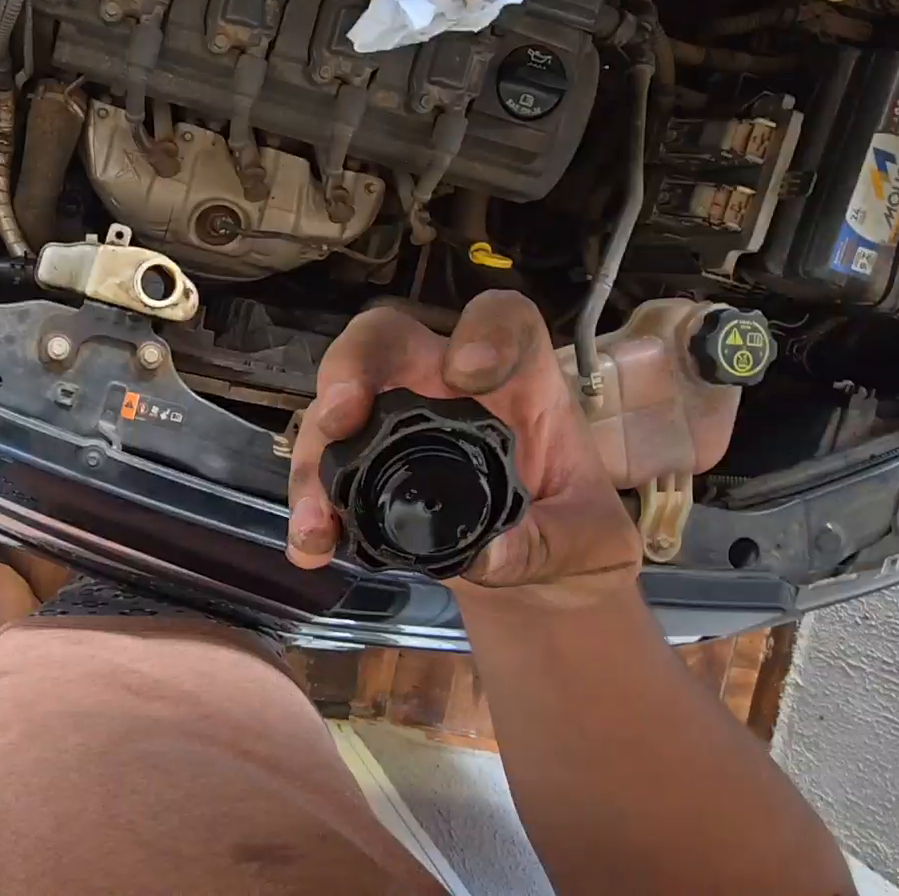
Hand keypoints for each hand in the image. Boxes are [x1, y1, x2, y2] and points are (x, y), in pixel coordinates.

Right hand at [286, 290, 640, 596]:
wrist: (532, 580)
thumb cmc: (573, 539)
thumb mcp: (590, 546)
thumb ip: (554, 543)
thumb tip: (491, 553)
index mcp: (516, 378)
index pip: (500, 318)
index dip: (482, 330)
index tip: (468, 375)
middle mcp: (439, 384)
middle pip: (383, 340)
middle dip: (350, 368)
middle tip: (340, 418)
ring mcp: (390, 419)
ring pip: (334, 403)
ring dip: (314, 457)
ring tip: (315, 523)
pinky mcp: (359, 464)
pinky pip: (320, 466)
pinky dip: (308, 505)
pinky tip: (311, 545)